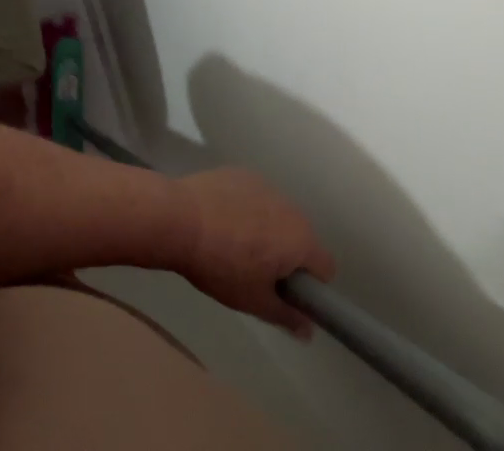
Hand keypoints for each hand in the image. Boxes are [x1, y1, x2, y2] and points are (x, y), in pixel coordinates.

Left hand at [177, 168, 336, 338]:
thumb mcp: (253, 300)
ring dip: (266, 228)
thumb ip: (286, 316)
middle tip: (254, 269)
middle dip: (286, 254)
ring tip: (232, 242)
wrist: (177, 218)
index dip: (309, 284)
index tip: (284, 291)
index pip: (325, 267)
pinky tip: (219, 217)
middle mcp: (291, 207)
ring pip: (276, 215)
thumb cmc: (220, 265)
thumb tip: (308, 331)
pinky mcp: (240, 173)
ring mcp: (264, 185)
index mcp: (302, 240)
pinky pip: (253, 196)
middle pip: (300, 237)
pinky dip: (244, 207)